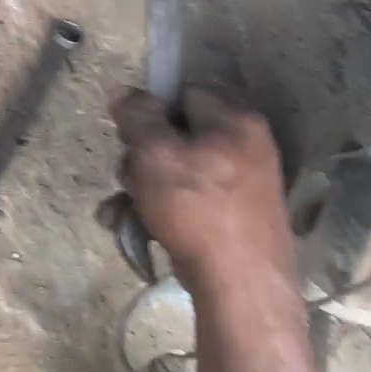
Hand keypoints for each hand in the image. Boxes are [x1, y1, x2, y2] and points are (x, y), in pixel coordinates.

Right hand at [111, 87, 294, 296]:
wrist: (239, 281)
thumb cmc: (194, 208)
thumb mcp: (154, 154)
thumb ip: (137, 116)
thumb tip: (123, 90)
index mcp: (235, 120)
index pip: (182, 93)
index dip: (150, 114)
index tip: (130, 141)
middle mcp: (247, 144)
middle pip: (176, 134)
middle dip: (141, 157)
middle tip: (129, 180)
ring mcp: (244, 181)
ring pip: (176, 170)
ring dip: (143, 187)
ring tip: (129, 211)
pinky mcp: (236, 213)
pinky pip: (189, 198)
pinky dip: (163, 209)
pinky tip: (144, 227)